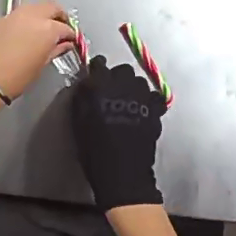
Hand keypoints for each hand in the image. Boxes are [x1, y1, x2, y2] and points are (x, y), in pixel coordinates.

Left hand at [0, 1, 75, 98]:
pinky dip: (28, 19)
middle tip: (61, 29)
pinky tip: (27, 31)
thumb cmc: (17, 78)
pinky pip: (21, 13)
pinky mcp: (2, 19)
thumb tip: (64, 44)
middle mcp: (33, 15)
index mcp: (48, 28)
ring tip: (44, 29)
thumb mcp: (41, 65)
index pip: (66, 28)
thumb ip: (55, 50)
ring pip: (36, 7)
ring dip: (43, 15)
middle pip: (52, 7)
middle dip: (59, 16)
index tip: (71, 41)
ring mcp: (16, 14)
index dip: (71, 35)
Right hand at [70, 56, 164, 209]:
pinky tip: (142, 110)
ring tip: (128, 102)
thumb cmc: (93, 149)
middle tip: (111, 92)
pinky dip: (148, 100)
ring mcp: (143, 95)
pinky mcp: (156, 108)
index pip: (99, 64)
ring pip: (139, 82)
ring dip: (133, 88)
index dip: (97, 69)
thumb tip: (86, 83)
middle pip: (122, 71)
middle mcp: (124, 84)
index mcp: (100, 85)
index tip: (95, 76)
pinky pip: (154, 96)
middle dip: (117, 78)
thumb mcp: (78, 122)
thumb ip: (82, 98)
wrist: (121, 171)